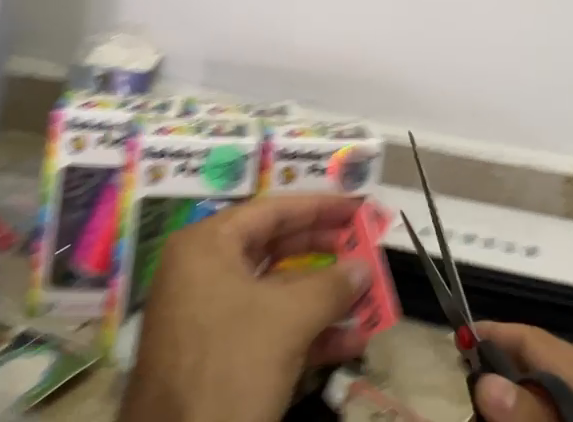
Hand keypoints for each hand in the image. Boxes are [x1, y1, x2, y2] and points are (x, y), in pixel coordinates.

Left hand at [117, 195, 373, 421]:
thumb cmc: (230, 364)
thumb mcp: (288, 320)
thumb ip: (331, 286)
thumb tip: (363, 268)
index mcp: (206, 247)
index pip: (271, 210)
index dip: (320, 207)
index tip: (357, 208)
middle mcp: (202, 272)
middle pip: (274, 248)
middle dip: (326, 253)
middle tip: (366, 248)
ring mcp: (208, 315)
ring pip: (275, 292)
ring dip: (324, 297)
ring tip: (369, 297)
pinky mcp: (217, 355)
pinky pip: (267, 327)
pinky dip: (306, 331)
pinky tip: (350, 341)